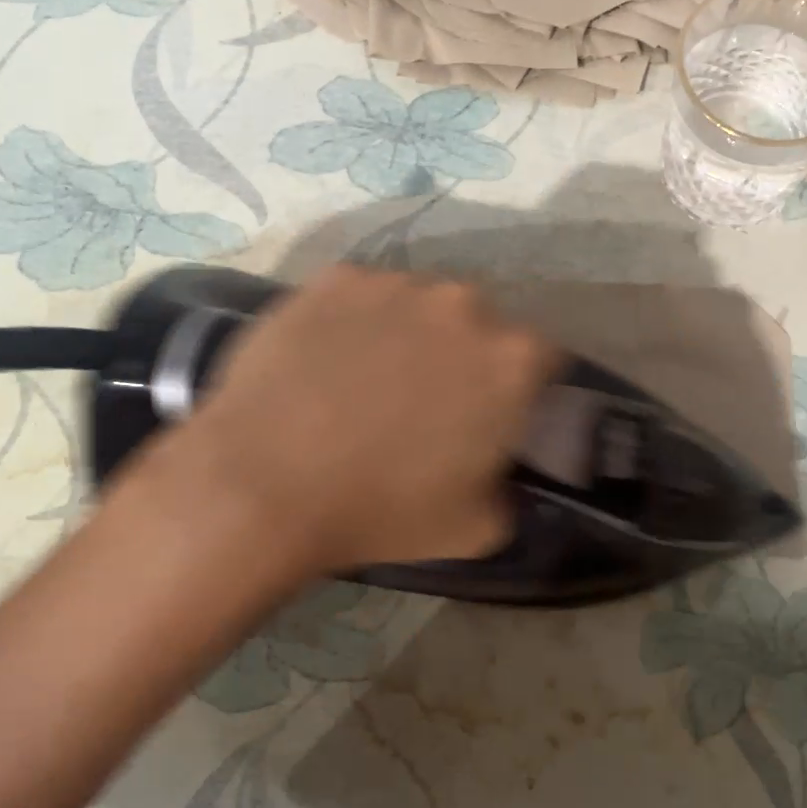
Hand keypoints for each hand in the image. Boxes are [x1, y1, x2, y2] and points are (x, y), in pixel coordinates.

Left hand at [169, 266, 556, 578]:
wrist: (260, 487)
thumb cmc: (382, 511)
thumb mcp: (476, 528)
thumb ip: (509, 492)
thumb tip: (500, 475)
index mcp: (512, 359)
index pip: (545, 360)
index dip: (527, 388)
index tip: (501, 413)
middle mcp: (465, 305)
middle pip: (483, 326)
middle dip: (469, 356)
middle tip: (432, 399)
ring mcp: (397, 285)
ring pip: (422, 305)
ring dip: (413, 333)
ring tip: (371, 379)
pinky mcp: (336, 279)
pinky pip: (363, 297)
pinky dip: (358, 321)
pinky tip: (329, 362)